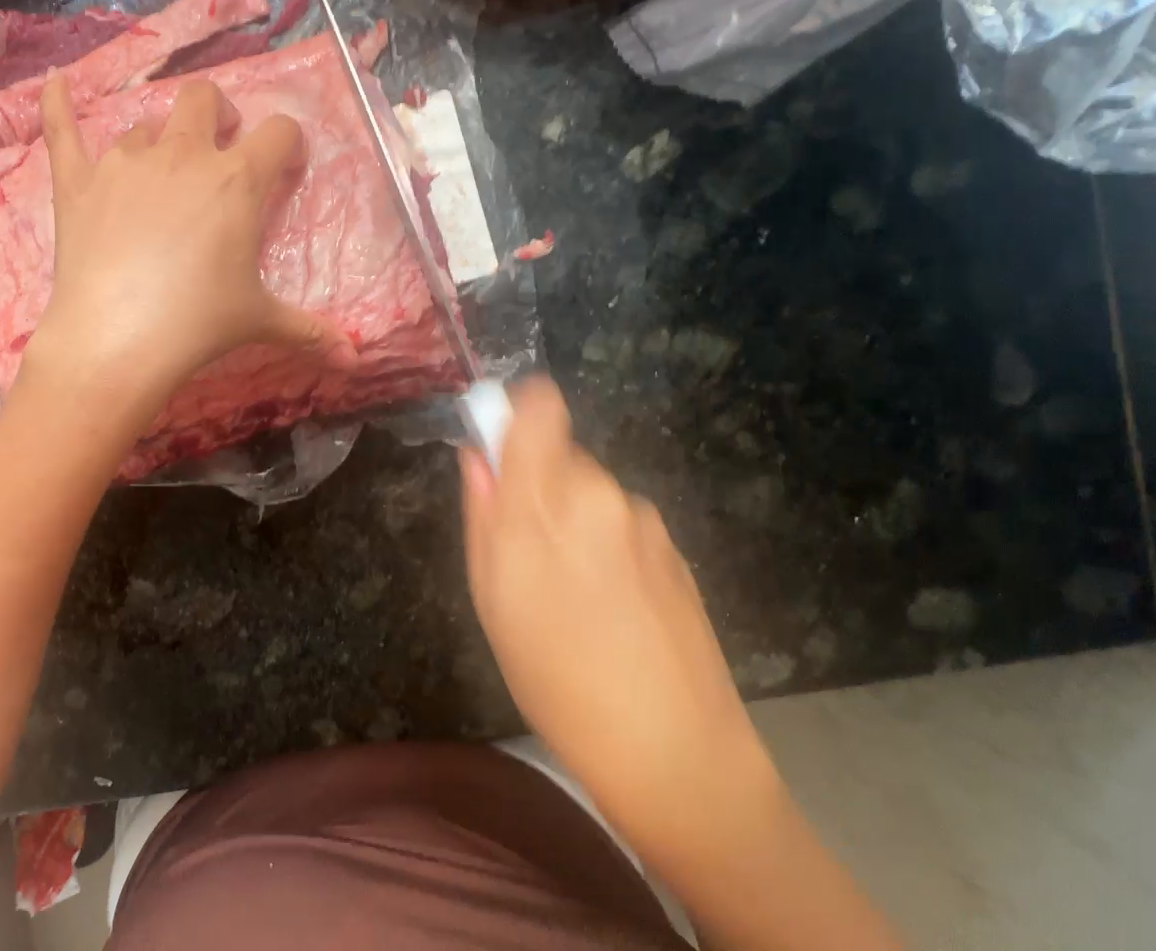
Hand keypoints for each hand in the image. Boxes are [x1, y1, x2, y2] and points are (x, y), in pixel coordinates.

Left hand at [22, 73, 355, 408]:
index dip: (286, 145)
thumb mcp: (260, 322)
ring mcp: (126, 163)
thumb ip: (309, 331)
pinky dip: (57, 106)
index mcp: (237, 179)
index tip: (286, 164)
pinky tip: (54, 85)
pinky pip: (63, 130)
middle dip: (216, 114)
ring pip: (145, 124)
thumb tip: (355, 362)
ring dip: (157, 139)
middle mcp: (183, 155)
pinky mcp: (78, 182)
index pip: (278, 132)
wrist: (119, 338)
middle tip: (218, 147)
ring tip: (157, 172)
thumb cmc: (199, 323)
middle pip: (204, 98)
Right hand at [459, 378, 770, 820]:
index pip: (541, 408)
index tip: (500, 442)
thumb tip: (478, 456)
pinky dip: (605, 548)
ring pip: (592, 494)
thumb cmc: (554, 679)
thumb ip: (483, 515)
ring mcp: (647, 523)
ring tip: (568, 596)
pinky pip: (623, 526)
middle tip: (523, 555)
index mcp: (546, 504)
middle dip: (538, 486)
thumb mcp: (492, 600)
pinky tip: (610, 610)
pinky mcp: (677, 550)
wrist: (672, 748)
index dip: (518, 409)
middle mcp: (601, 496)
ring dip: (572, 522)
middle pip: (562, 455)